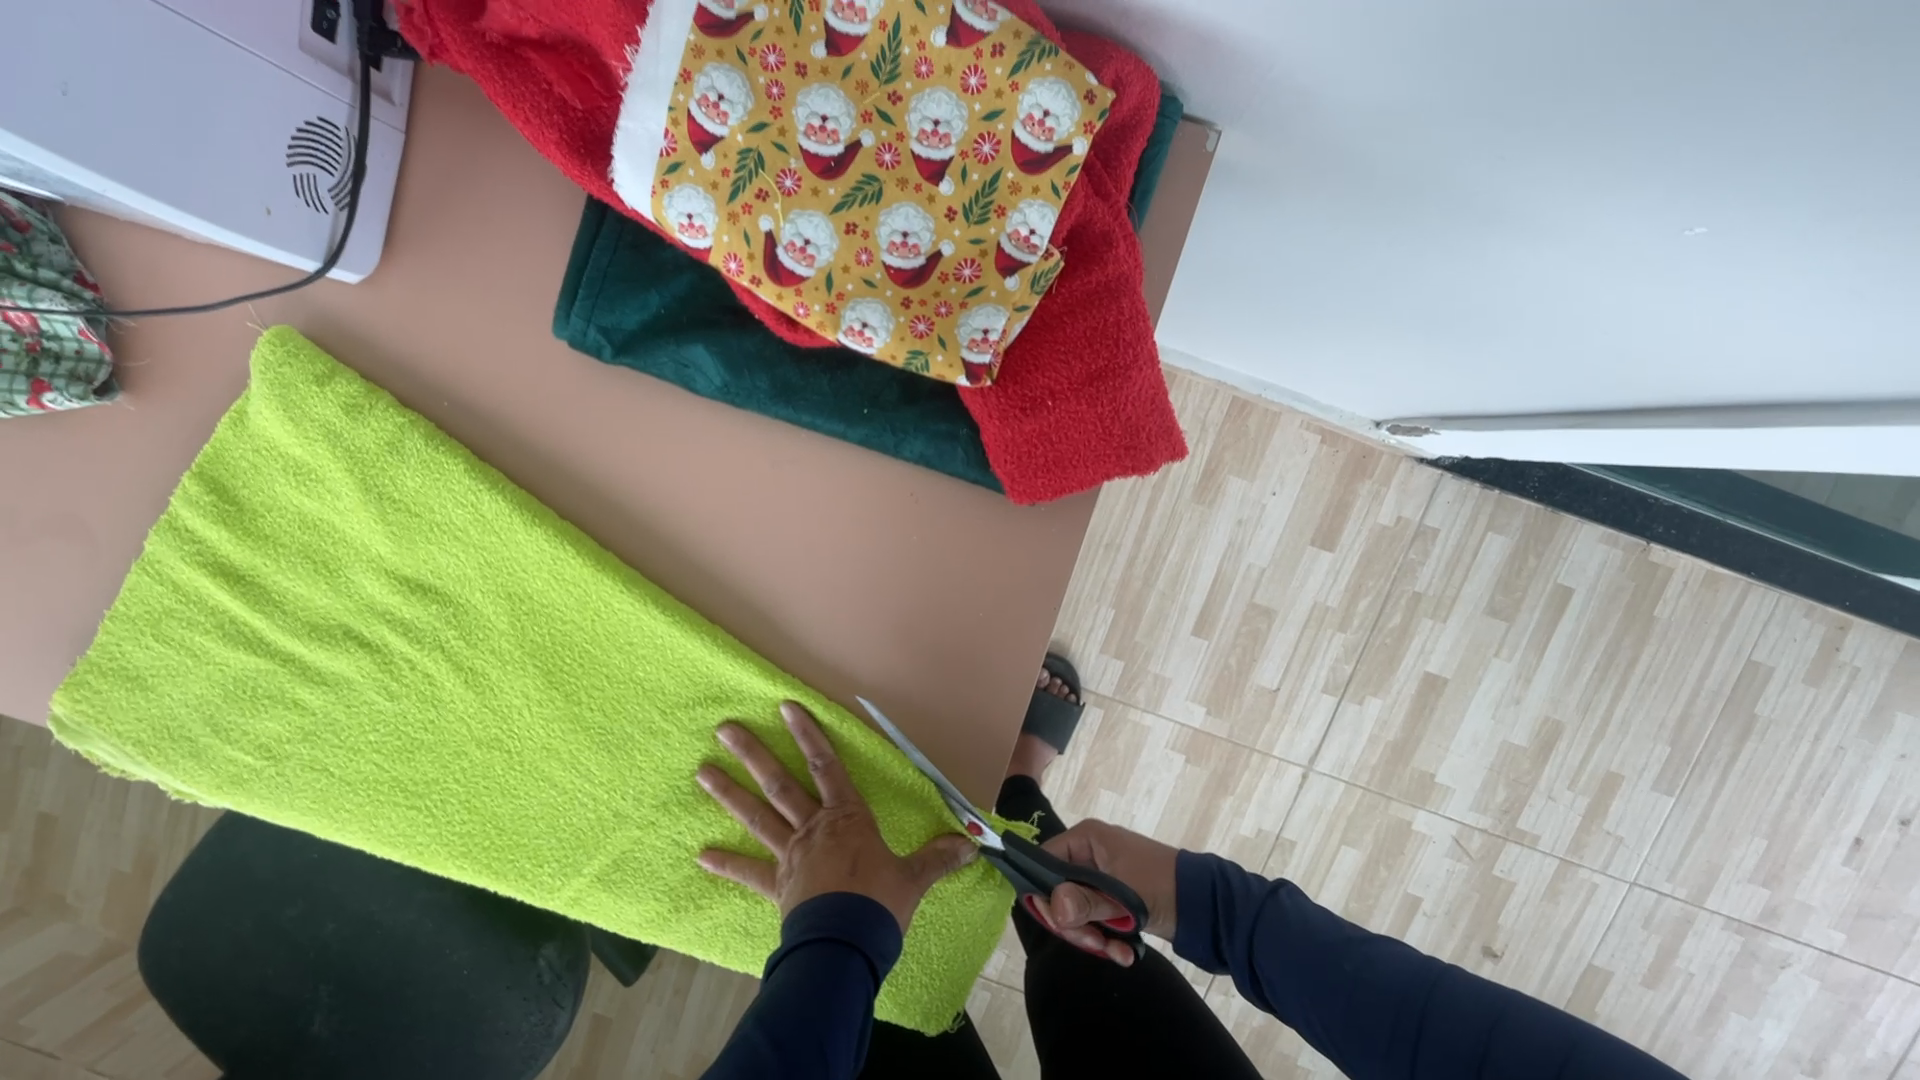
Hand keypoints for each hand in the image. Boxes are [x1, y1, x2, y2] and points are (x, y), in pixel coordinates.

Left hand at [696, 701, 977, 933]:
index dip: (809, 734)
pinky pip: (748, 872)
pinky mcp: (777, 886)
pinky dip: (726, 864)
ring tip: (702, 772)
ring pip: (757, 817)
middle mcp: (813, 828)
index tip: (786, 707)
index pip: (827, 765)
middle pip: (780, 784)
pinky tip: (701, 855)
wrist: (847, 948)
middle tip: (724, 730)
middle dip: (753, 754)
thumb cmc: (880, 904)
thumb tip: (972, 846)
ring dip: (728, 794)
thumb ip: (938, 858)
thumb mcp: (914, 878)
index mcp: (847, 818)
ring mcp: (790, 855)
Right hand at [1031, 819, 1179, 964]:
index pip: (1044, 862)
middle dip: (1075, 924)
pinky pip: (1094, 918)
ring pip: (1075, 909)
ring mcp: (1100, 876)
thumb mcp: (1123, 895)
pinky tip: (1124, 953)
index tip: (1061, 924)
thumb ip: (1086, 902)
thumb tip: (1054, 908)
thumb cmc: (1161, 885)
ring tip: (1115, 952)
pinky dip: (1106, 938)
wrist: (1204, 903)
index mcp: (1086, 838)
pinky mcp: (1112, 897)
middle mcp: (1088, 853)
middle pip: (1058, 891)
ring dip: (1092, 936)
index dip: (1046, 895)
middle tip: (1094, 944)